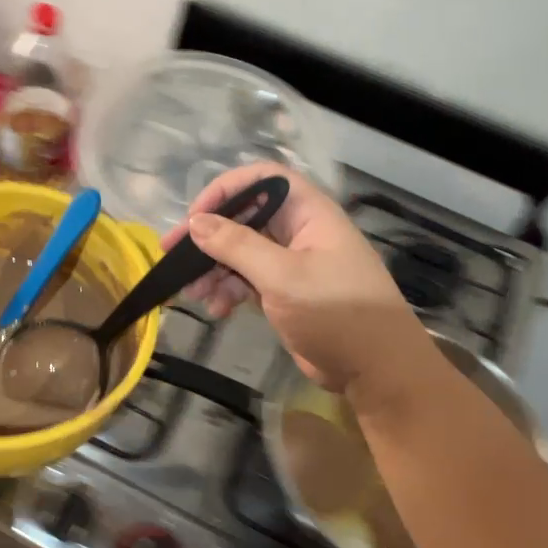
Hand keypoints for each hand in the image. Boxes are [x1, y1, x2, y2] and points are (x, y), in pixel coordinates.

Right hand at [161, 162, 429, 394]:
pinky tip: (216, 310)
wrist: (375, 367)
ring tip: (192, 293)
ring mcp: (292, 264)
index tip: (194, 217)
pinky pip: (247, 281)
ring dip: (214, 270)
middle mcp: (299, 231)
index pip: (262, 180)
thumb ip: (237, 246)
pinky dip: (228, 291)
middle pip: (245, 219)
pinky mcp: (285, 293)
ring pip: (241, 254)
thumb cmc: (335, 312)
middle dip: (209, 238)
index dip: (226, 190)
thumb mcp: (282, 276)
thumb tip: (196, 222)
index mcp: (308, 213)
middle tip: (172, 257)